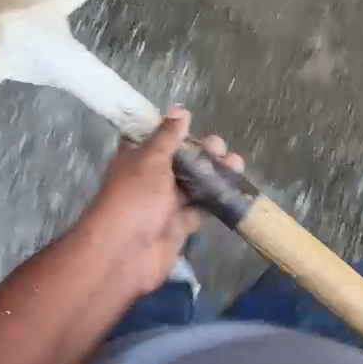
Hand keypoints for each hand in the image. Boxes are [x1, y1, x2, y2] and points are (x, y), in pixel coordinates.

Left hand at [72, 107, 246, 297]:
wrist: (126, 253)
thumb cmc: (135, 197)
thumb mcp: (151, 159)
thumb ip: (168, 136)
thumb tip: (180, 110)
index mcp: (136, 156)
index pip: (154, 137)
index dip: (172, 130)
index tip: (193, 122)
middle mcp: (149, 177)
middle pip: (178, 159)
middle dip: (200, 151)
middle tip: (221, 147)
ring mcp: (164, 203)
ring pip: (192, 183)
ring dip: (213, 174)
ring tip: (236, 164)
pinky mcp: (178, 226)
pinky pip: (199, 209)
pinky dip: (215, 200)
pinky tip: (234, 190)